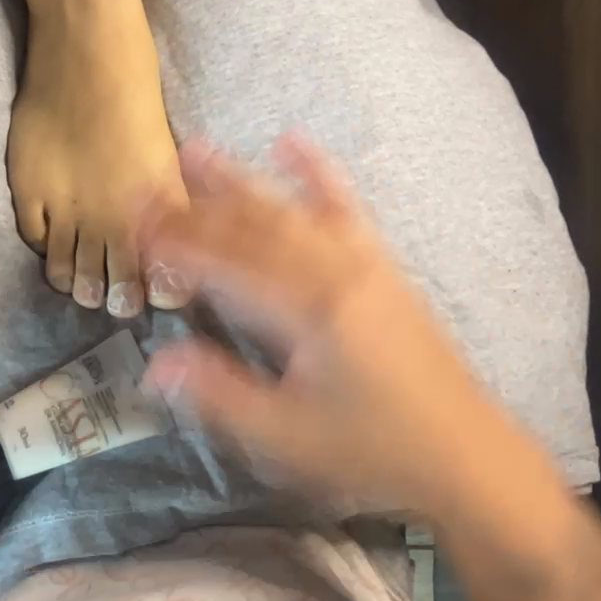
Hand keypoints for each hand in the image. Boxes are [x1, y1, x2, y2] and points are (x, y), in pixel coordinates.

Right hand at [134, 135, 516, 514]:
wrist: (468, 457)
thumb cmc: (371, 452)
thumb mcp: (285, 437)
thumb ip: (219, 394)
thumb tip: (155, 364)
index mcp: (306, 310)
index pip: (222, 261)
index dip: (172, 241)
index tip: (132, 226)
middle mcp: (332, 269)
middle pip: (249, 225)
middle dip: (191, 206)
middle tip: (145, 189)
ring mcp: (360, 260)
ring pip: (287, 208)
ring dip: (238, 179)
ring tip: (195, 148)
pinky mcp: (381, 264)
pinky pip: (345, 206)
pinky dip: (317, 171)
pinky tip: (293, 142)